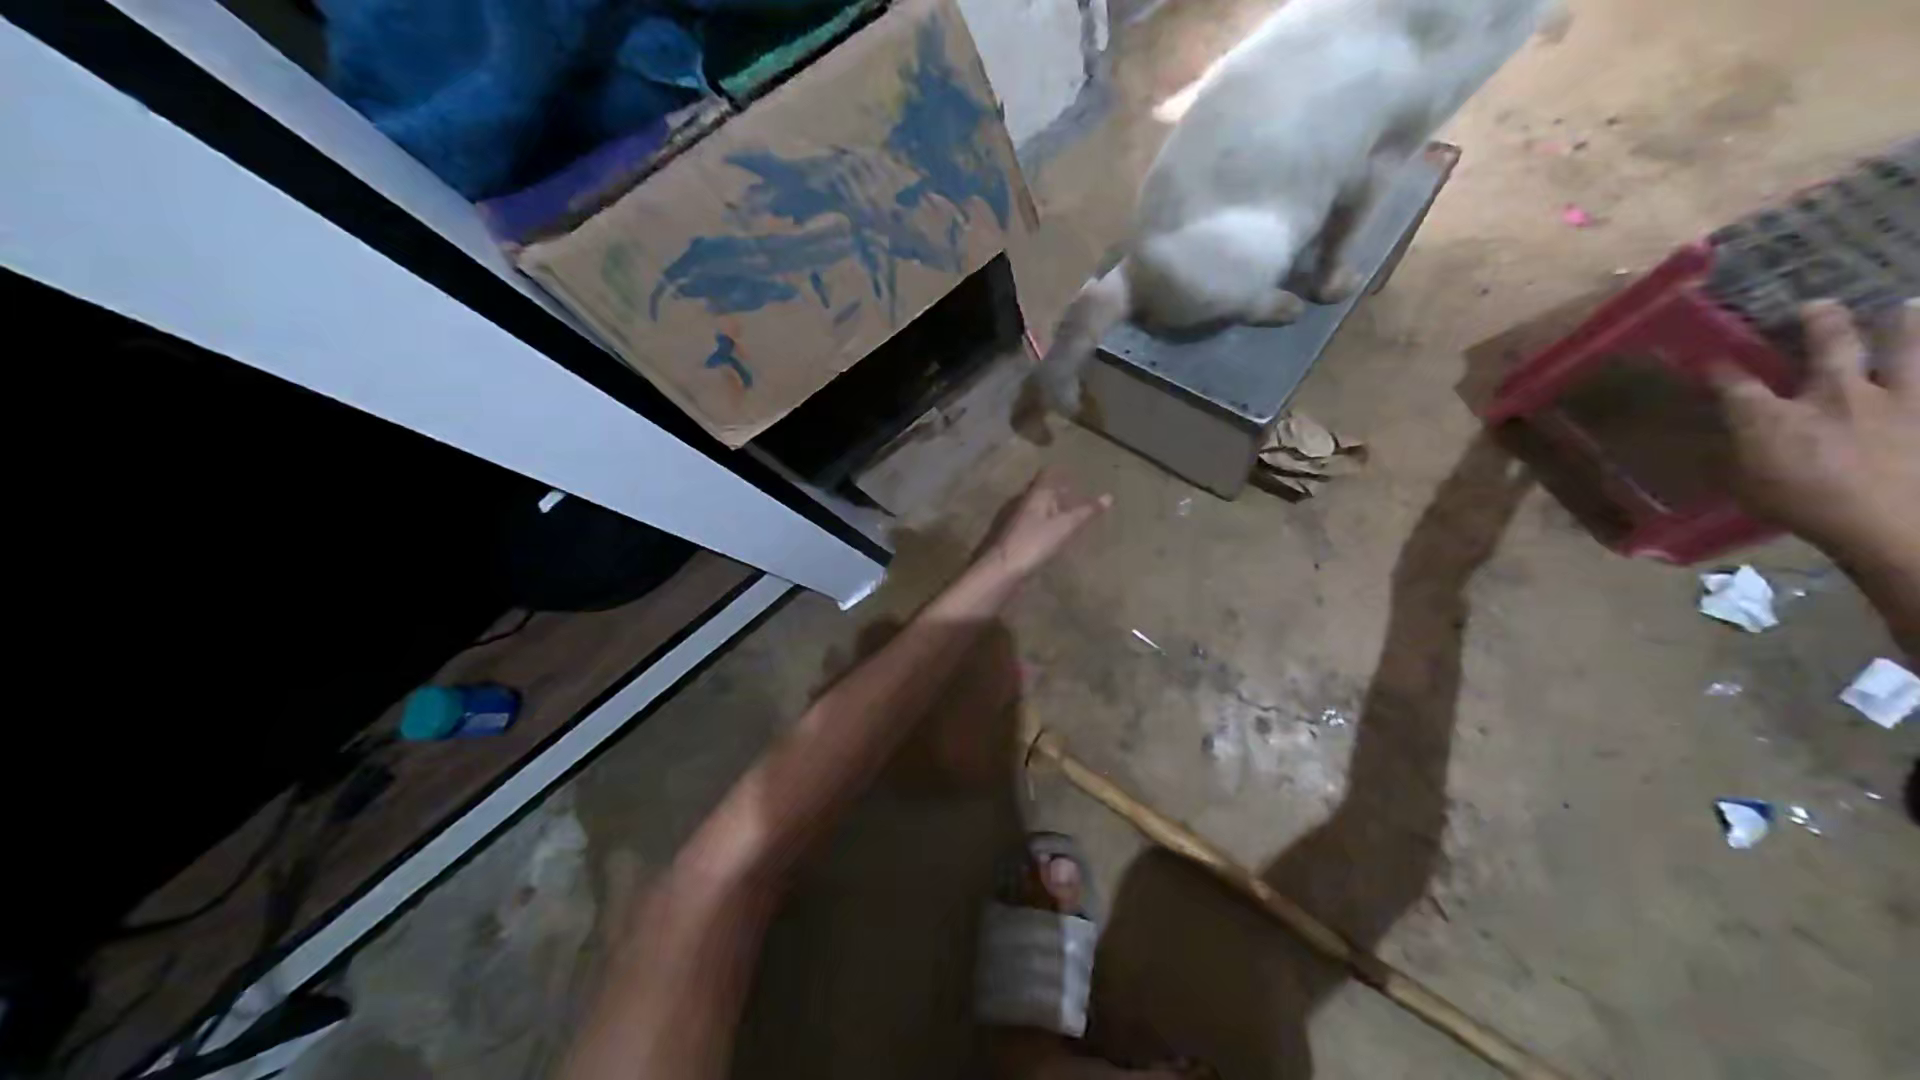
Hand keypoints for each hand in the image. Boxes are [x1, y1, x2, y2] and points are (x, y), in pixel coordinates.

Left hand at [979, 468, 1111, 579]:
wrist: (1004, 569)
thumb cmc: (1035, 543)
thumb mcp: (1065, 526)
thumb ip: (1086, 511)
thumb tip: (1109, 496)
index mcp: (1036, 495)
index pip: (1047, 475)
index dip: (1059, 471)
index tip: (1072, 470)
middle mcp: (1025, 503)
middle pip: (1042, 491)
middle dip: (1057, 489)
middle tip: (1074, 490)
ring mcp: (1019, 522)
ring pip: (1038, 508)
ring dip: (1052, 507)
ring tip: (1069, 511)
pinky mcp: (1017, 538)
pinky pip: (1035, 524)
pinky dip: (1047, 523)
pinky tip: (1054, 533)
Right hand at [1710, 299, 1918, 553]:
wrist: (1893, 524)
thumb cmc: (1803, 509)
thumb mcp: (1744, 487)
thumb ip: (1732, 458)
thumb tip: (1713, 441)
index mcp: (1772, 418)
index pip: (1734, 383)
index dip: (1719, 369)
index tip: (1709, 359)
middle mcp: (1832, 396)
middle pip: (1828, 346)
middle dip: (1819, 322)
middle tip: (1816, 305)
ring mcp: (1895, 401)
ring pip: (1903, 349)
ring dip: (1903, 325)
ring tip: (1904, 306)